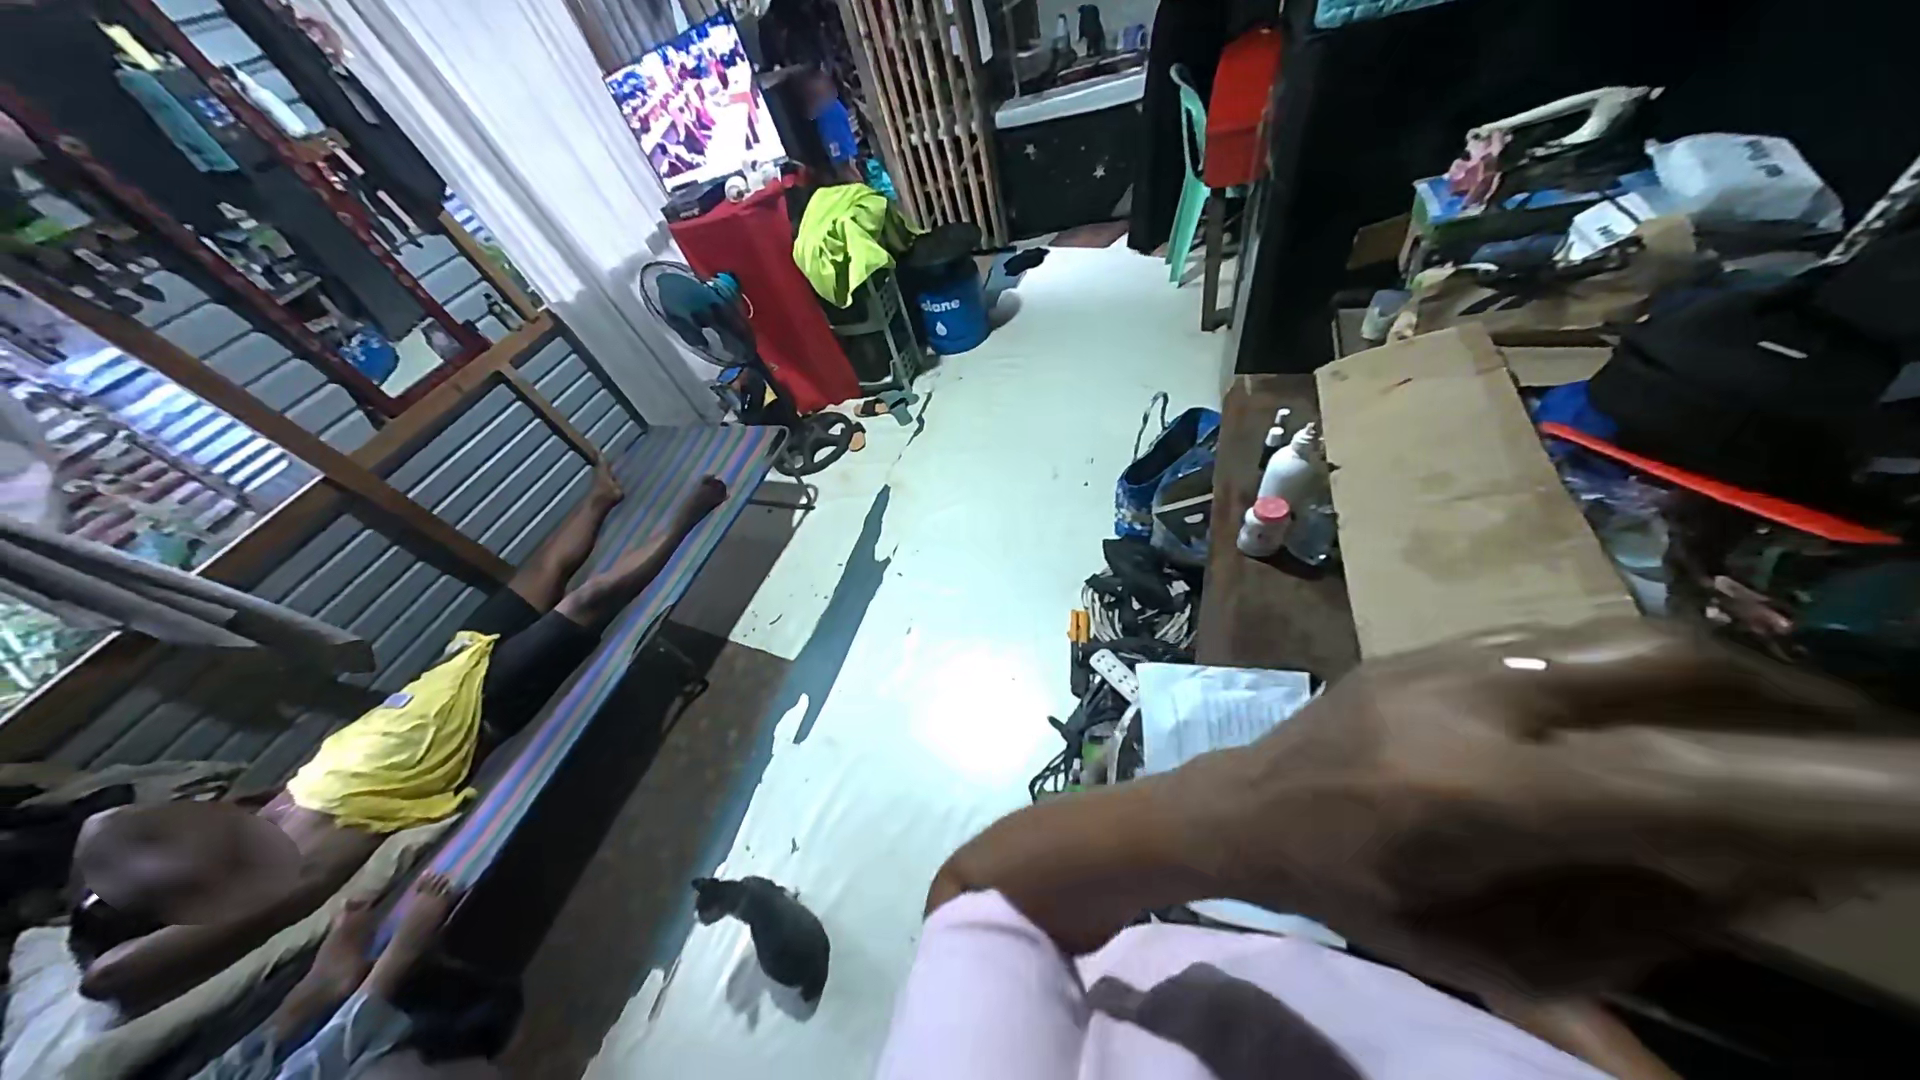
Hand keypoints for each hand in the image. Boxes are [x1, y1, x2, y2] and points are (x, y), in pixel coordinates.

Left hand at [1173, 617, 1919, 994]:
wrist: (1247, 805)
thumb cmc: (1359, 894)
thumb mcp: (1496, 949)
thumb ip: (1642, 918)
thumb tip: (1782, 866)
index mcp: (1481, 793)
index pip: (1698, 784)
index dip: (1854, 790)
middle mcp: (1469, 699)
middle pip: (1670, 664)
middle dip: (1807, 705)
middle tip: (1886, 760)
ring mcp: (1440, 657)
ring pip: (1619, 637)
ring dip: (1732, 674)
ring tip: (1797, 730)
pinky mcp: (1422, 643)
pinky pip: (1560, 636)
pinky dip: (1643, 665)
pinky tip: (1672, 704)